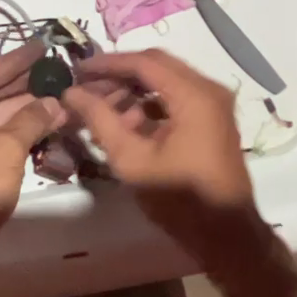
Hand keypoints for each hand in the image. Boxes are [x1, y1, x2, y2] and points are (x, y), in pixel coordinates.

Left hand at [0, 45, 66, 259]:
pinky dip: (27, 132)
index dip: (16, 59)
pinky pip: (6, 139)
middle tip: (62, 73)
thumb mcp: (6, 147)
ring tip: (66, 99)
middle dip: (29, 85)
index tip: (43, 46)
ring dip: (32, 110)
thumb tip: (54, 102)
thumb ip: (31, 119)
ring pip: (4, 118)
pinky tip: (53, 126)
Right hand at [61, 50, 257, 261]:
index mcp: (194, 95)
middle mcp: (209, 90)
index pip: (144, 62)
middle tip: (84, 90)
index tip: (76, 70)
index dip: (107, 63)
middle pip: (156, 67)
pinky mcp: (211, 121)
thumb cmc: (178, 198)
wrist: (224, 233)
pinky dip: (147, 106)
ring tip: (99, 111)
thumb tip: (71, 94)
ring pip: (164, 82)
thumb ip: (99, 120)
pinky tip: (122, 125)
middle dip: (117, 76)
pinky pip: (175, 100)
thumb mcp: (131, 159)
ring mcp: (213, 105)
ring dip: (131, 92)